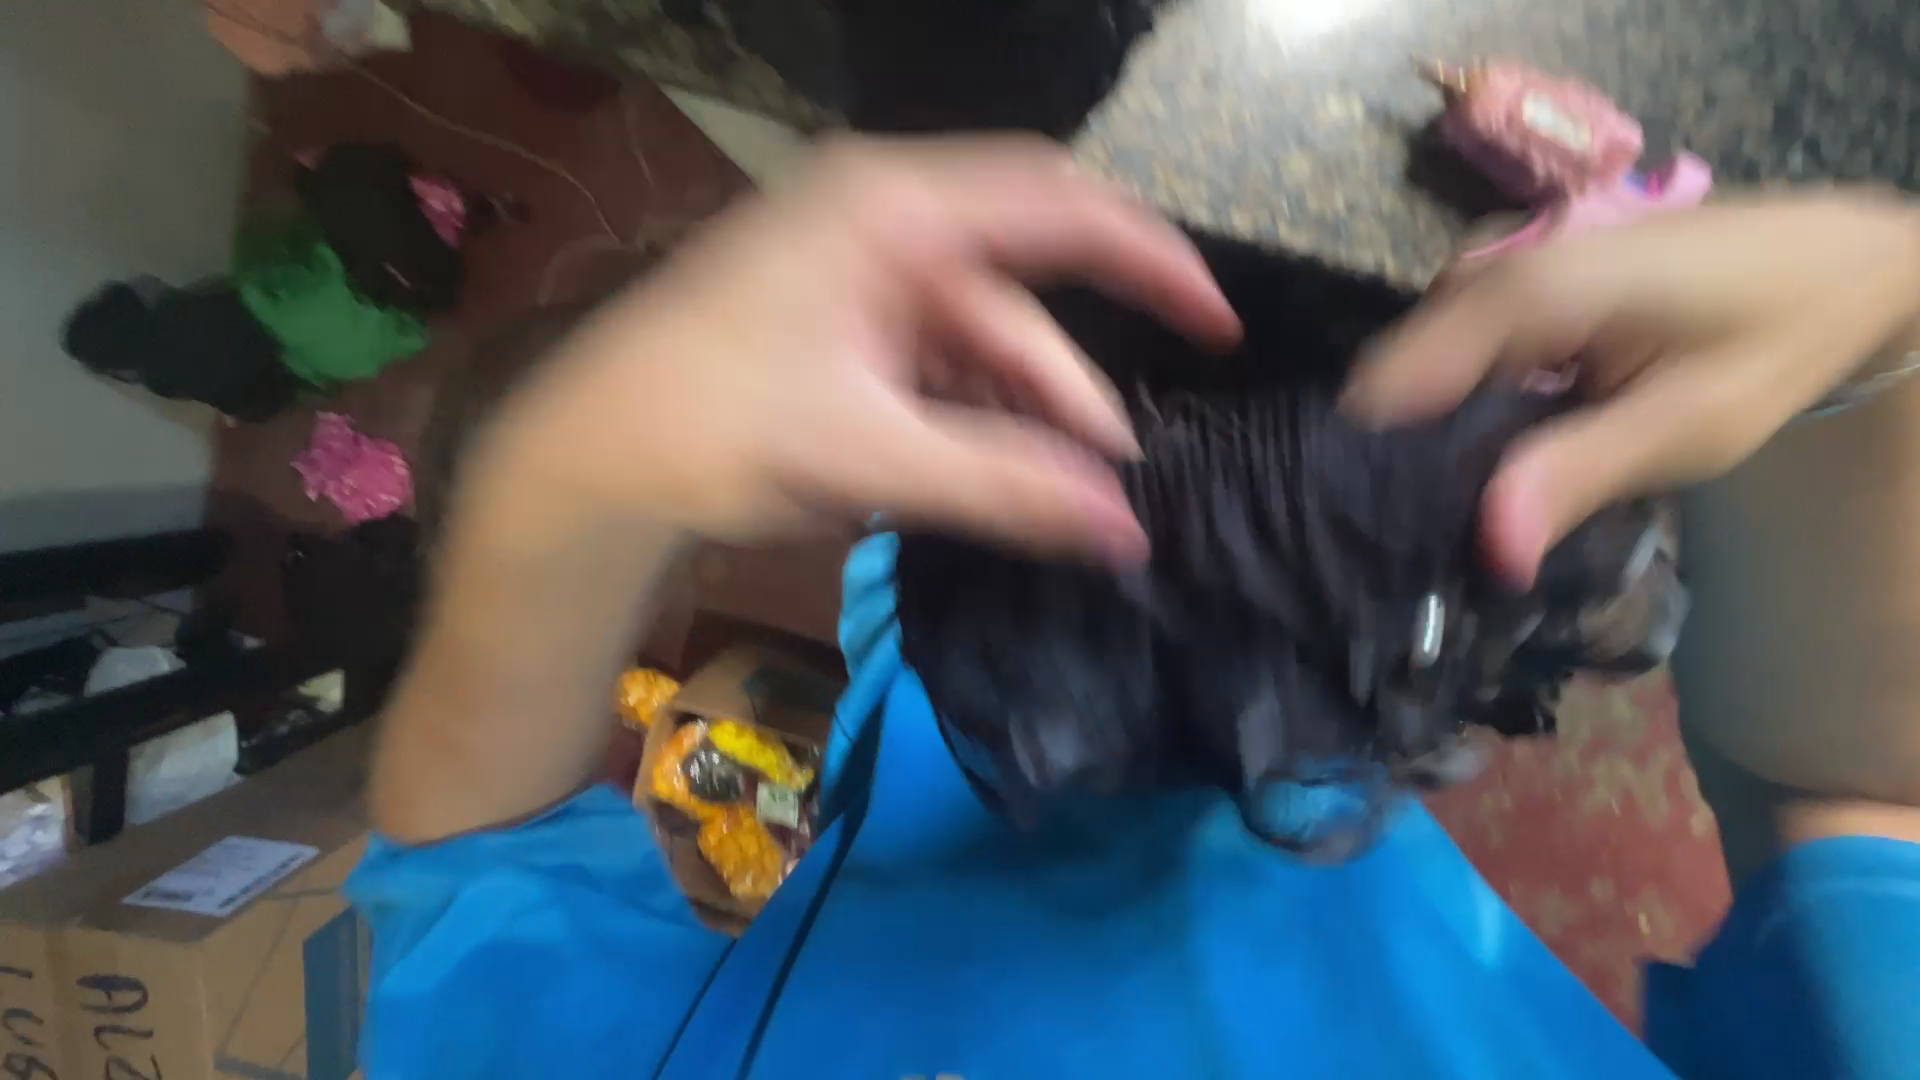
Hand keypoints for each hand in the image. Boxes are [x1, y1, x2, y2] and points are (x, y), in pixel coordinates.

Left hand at [476, 135, 1240, 564]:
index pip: (1058, 206)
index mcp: (892, 210)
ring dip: (1019, 413)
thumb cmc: (716, 431)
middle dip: (1068, 382)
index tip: (1212, 320)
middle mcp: (883, 225)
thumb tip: (1124, 533)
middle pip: (1018, 291)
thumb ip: (1006, 489)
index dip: (1149, 261)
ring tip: (1056, 490)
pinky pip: (937, 366)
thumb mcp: (873, 454)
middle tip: (1116, 463)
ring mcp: (861, 279)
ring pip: (978, 341)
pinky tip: (992, 471)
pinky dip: (972, 418)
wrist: (593, 464)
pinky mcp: (844, 330)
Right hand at [1341, 190, 1919, 586]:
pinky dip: (1439, 387)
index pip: (1405, 374)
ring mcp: (1493, 263)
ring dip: (1417, 416)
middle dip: (1400, 437)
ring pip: (1410, 355)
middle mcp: (1496, 266)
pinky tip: (1471, 424)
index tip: (1372, 513)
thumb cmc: (1773, 338)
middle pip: (1398, 366)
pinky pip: (1436, 341)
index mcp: (1538, 292)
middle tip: (1422, 508)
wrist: (1834, 258)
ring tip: (1444, 476)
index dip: (1381, 447)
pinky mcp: (1497, 274)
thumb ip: (1581, 474)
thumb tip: (1493, 551)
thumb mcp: (1695, 424)